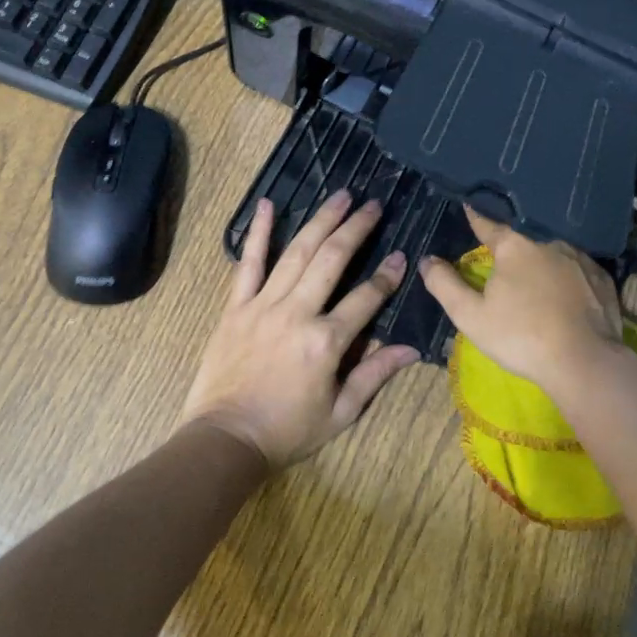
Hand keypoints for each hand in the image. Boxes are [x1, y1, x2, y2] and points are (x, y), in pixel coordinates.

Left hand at [179, 191, 420, 469]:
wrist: (225, 440)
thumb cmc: (287, 431)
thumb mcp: (340, 412)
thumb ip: (374, 374)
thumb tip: (411, 349)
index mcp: (326, 341)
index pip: (365, 298)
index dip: (387, 276)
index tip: (401, 255)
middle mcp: (297, 313)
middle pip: (332, 259)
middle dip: (356, 228)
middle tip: (373, 204)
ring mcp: (263, 306)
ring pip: (296, 253)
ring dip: (320, 220)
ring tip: (340, 195)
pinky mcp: (236, 308)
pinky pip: (248, 264)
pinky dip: (258, 233)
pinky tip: (267, 205)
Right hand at [419, 206, 623, 393]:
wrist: (583, 362)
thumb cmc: (521, 337)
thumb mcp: (471, 316)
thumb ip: (445, 285)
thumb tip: (427, 260)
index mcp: (516, 247)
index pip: (490, 226)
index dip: (477, 219)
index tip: (471, 207)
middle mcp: (550, 243)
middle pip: (525, 240)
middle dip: (513, 248)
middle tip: (505, 259)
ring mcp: (581, 259)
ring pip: (554, 253)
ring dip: (543, 262)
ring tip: (538, 278)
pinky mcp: (602, 279)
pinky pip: (579, 271)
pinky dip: (569, 277)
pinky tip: (567, 294)